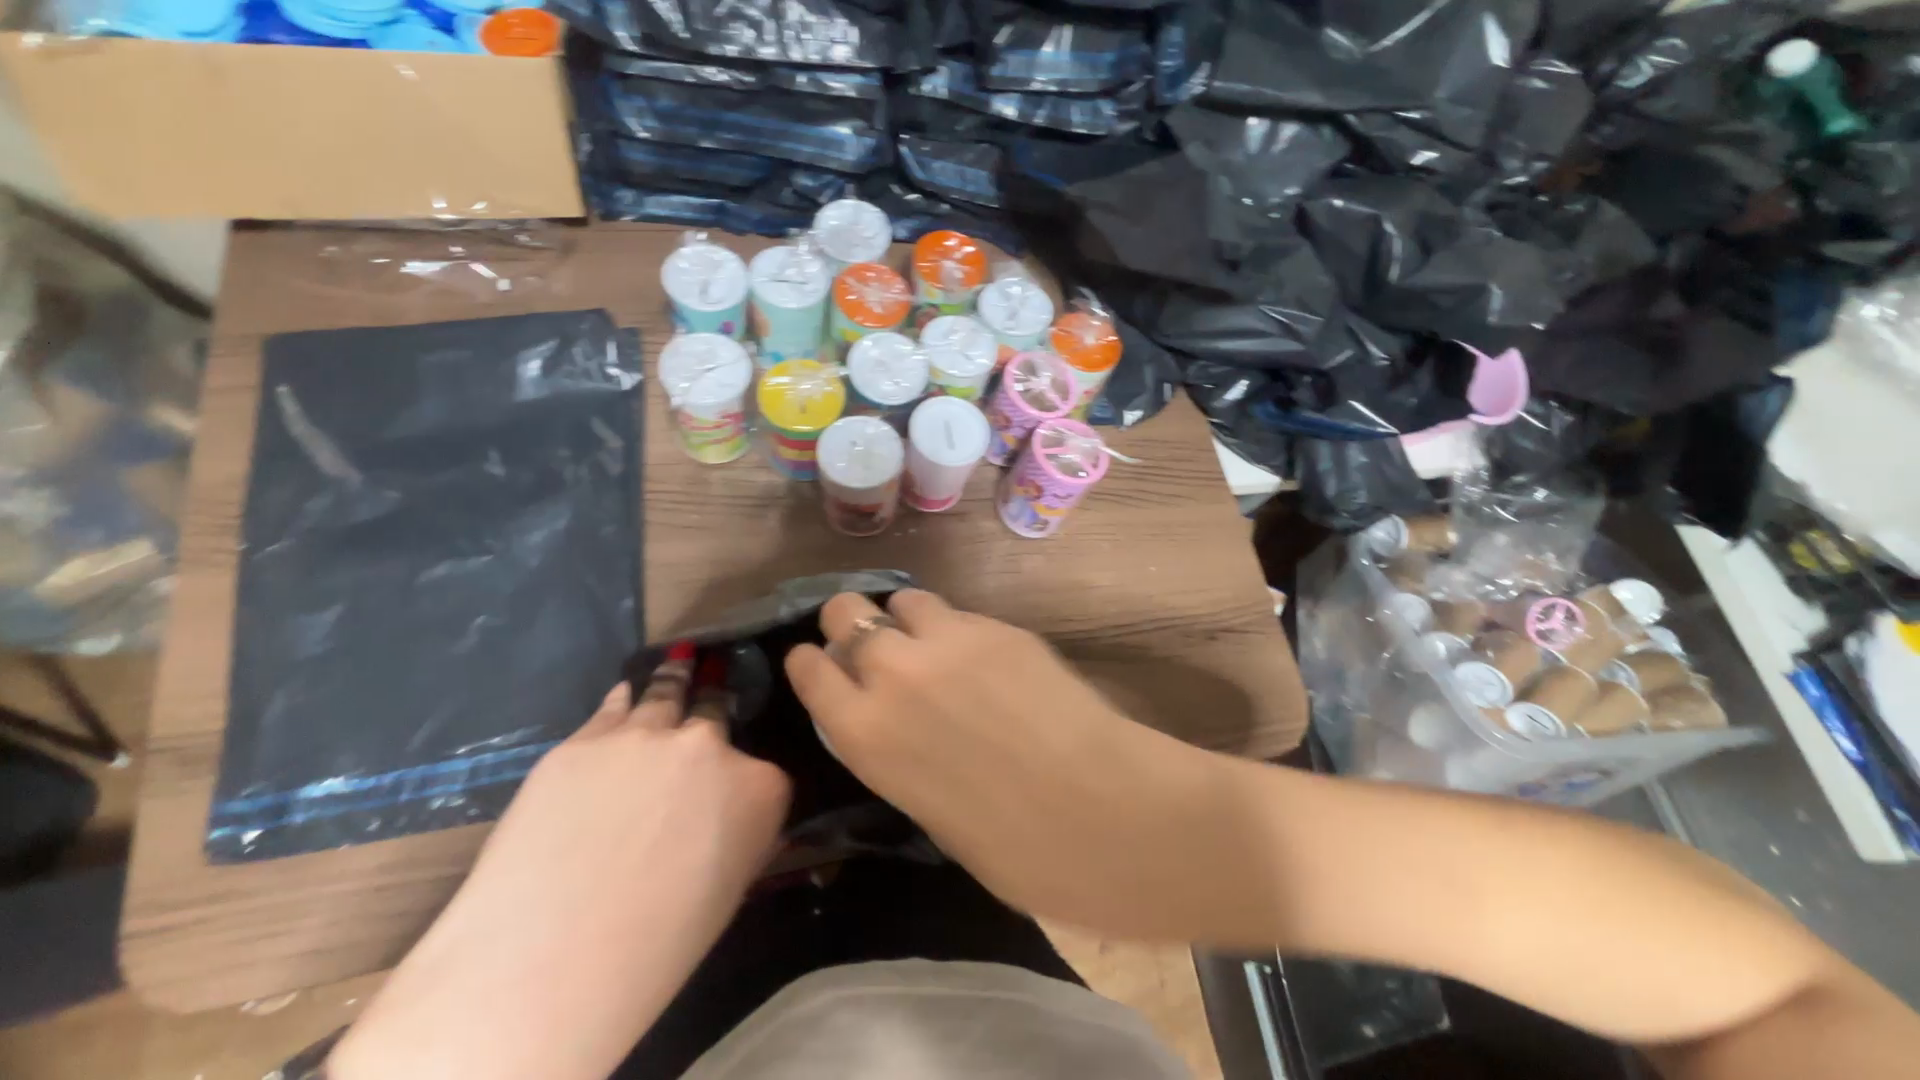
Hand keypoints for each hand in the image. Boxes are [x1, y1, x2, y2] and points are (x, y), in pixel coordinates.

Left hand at [330, 654, 790, 1079]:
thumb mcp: (726, 891)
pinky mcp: (584, 741)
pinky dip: (622, 702)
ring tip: (680, 663)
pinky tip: (625, 694)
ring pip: (664, 696)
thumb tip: (727, 826)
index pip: (764, 775)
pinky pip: (613, 708)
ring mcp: (644, 737)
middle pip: (715, 718)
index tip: (728, 801)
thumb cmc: (659, 943)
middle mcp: (709, 746)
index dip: (744, 789)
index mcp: (759, 789)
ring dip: (672, 684)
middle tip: (708, 705)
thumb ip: (737, 840)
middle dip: (711, 719)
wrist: (557, 948)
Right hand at [784, 590, 1279, 943]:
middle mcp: (892, 672)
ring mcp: (947, 640)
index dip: (814, 662)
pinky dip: (956, 628)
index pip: (810, 669)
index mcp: (863, 733)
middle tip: (872, 641)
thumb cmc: (1010, 847)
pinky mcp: (999, 627)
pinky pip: (958, 614)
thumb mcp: (927, 810)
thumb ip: (898, 755)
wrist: (1098, 810)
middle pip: (846, 614)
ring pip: (903, 600)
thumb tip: (902, 730)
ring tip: (929, 640)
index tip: (821, 663)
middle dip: (852, 623)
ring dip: (906, 618)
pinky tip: (984, 657)